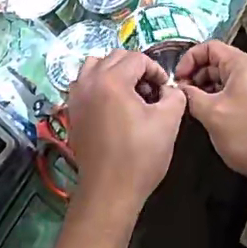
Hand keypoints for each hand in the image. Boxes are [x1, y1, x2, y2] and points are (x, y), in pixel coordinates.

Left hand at [65, 50, 185, 214]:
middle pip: (114, 57)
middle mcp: (89, 82)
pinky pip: (83, 84)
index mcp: (112, 80)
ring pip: (94, 66)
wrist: (109, 190)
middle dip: (136, 68)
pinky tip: (112, 105)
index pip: (137, 59)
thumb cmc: (140, 156)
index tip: (164, 89)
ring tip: (129, 93)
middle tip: (150, 91)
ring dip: (113, 71)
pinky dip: (98, 85)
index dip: (156, 70)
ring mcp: (76, 97)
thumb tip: (168, 89)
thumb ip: (174, 95)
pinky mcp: (72, 112)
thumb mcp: (168, 121)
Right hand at [175, 41, 246, 184]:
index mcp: (241, 64)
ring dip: (204, 90)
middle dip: (195, 76)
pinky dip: (216, 100)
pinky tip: (207, 116)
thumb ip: (191, 96)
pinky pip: (230, 93)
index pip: (209, 47)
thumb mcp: (212, 113)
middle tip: (181, 95)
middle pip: (215, 62)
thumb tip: (180, 89)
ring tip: (191, 107)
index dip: (189, 59)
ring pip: (221, 79)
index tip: (177, 80)